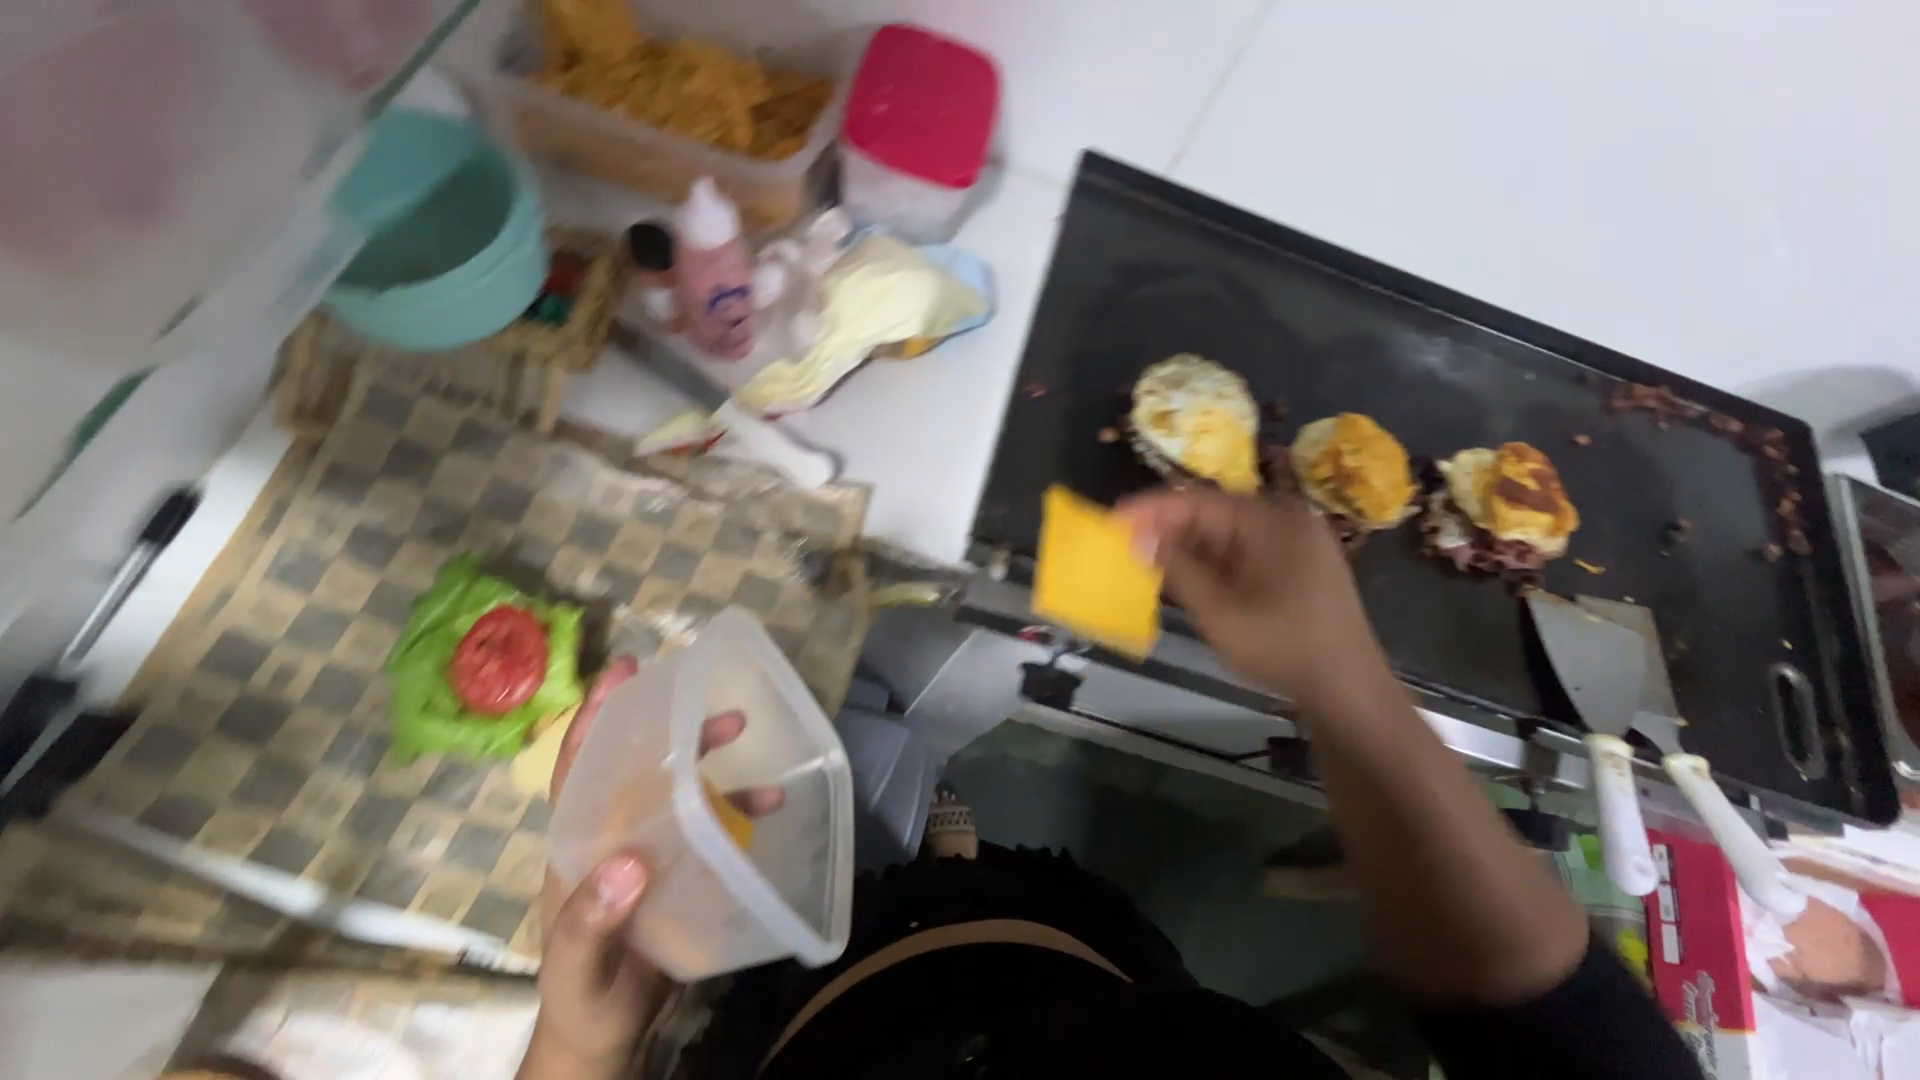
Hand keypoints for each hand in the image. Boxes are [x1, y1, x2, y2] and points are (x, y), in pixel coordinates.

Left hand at [526, 659, 785, 1077]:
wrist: (610, 1032)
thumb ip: (592, 919)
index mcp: (577, 842)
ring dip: (705, 753)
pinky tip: (772, 800)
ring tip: (739, 725)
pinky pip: (713, 824)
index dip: (595, 719)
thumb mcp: (578, 965)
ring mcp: (649, 846)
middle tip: (696, 691)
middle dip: (663, 724)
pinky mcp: (682, 865)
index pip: (579, 769)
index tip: (621, 675)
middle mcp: (612, 831)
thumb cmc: (584, 995)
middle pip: (634, 764)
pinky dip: (740, 806)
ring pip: (676, 784)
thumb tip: (630, 862)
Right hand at [1116, 489, 1383, 704]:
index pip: (1200, 502)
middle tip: (1121, 542)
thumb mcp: (1220, 611)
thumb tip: (1137, 538)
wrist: (1349, 691)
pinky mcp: (1292, 570)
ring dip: (1184, 549)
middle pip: (1213, 515)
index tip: (1113, 518)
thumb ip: (1178, 570)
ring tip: (1140, 559)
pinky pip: (1240, 555)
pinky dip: (1208, 565)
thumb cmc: (1284, 647)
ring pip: (1224, 537)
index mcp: (1272, 521)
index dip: (1153, 509)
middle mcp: (1284, 523)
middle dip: (1166, 529)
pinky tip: (1179, 577)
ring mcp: (1291, 547)